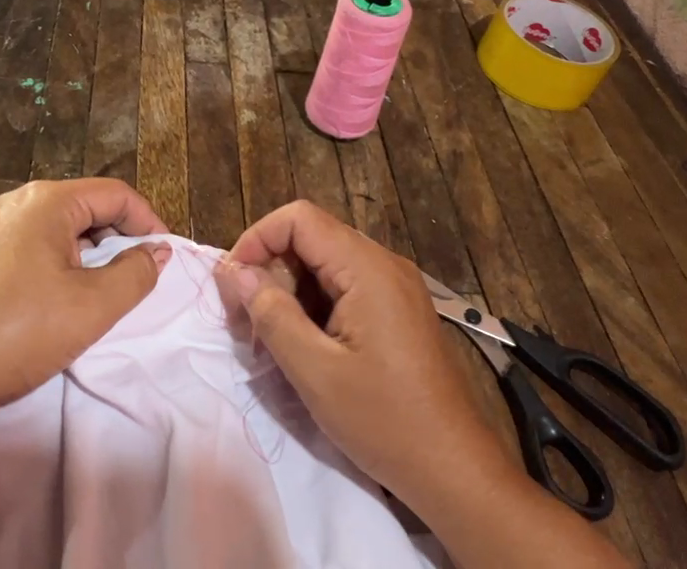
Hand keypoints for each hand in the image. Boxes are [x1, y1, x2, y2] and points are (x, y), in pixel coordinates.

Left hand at [0, 177, 172, 416]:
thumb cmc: (21, 331)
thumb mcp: (94, 305)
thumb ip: (137, 273)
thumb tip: (158, 251)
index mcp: (47, 200)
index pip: (115, 193)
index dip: (148, 222)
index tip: (168, 259)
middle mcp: (19, 203)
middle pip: (88, 206)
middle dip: (122, 237)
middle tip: (142, 278)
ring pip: (64, 229)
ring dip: (95, 255)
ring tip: (109, 294)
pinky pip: (40, 247)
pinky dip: (66, 265)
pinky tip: (68, 302)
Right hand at [215, 200, 497, 504]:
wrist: (454, 468)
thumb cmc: (384, 420)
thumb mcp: (315, 371)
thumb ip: (272, 314)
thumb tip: (235, 272)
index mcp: (367, 268)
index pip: (298, 218)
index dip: (257, 240)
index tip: (232, 286)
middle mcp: (384, 264)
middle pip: (310, 239)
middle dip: (268, 270)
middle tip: (244, 323)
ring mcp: (394, 287)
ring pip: (324, 264)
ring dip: (288, 292)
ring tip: (268, 341)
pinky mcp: (397, 311)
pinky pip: (344, 288)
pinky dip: (313, 307)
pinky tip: (301, 348)